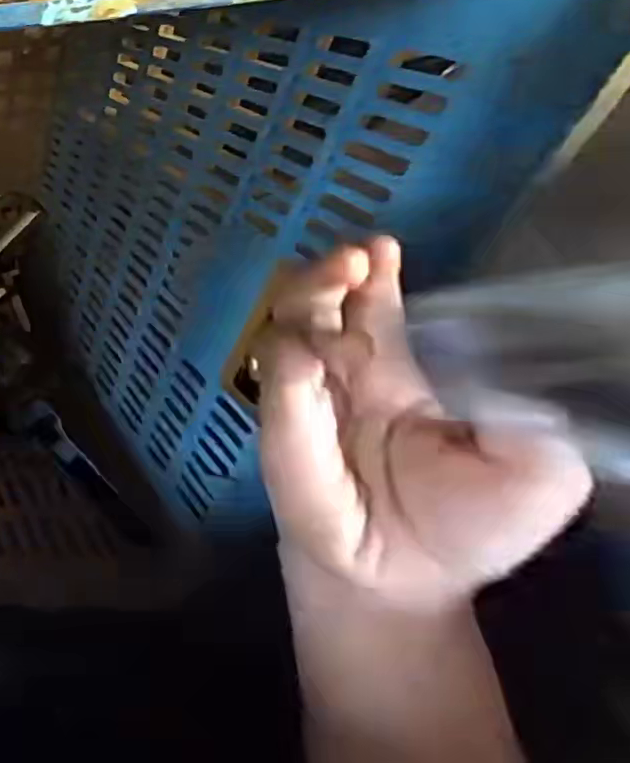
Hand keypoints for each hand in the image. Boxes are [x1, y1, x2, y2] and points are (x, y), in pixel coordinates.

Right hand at [257, 237, 591, 610]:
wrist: (401, 571)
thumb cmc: (471, 523)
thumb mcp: (538, 469)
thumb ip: (517, 411)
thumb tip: (475, 358)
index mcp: (399, 380)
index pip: (380, 319)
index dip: (377, 282)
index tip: (378, 246)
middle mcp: (344, 375)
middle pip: (327, 311)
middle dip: (336, 277)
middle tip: (353, 252)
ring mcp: (306, 393)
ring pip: (292, 328)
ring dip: (309, 297)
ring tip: (337, 270)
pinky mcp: (280, 418)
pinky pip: (282, 376)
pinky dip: (294, 354)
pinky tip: (313, 341)